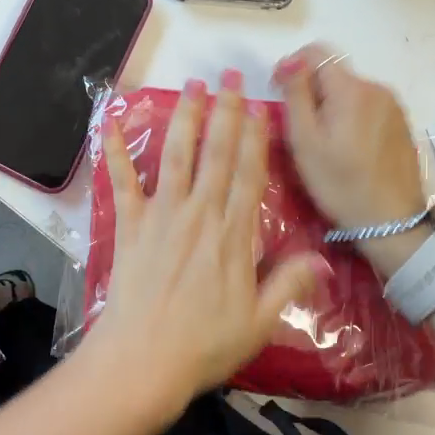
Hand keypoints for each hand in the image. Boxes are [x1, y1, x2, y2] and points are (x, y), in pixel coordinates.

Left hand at [79, 71, 320, 423]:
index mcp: (233, 234)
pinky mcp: (129, 224)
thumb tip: (324, 258)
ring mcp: (160, 215)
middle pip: (216, 153)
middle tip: (228, 75)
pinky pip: (122, 180)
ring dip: (184, 117)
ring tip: (191, 84)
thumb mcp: (260, 322)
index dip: (255, 137)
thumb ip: (288, 284)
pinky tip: (111, 120)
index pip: (248, 174)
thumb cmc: (204, 344)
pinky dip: (116, 150)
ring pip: (176, 155)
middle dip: (225, 111)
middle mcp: (198, 213)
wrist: (143, 360)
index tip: (259, 105)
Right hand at [275, 43, 427, 235]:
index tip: (279, 92)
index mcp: (351, 88)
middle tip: (298, 124)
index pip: (316, 52)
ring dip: (330, 102)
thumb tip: (291, 61)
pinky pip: (366, 105)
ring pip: (349, 89)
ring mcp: (392, 105)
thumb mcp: (305, 140)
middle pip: (333, 71)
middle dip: (311, 88)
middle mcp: (377, 87)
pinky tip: (345, 145)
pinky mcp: (401, 122)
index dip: (292, 65)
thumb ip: (296, 94)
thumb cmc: (339, 182)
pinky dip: (349, 114)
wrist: (392, 223)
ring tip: (321, 138)